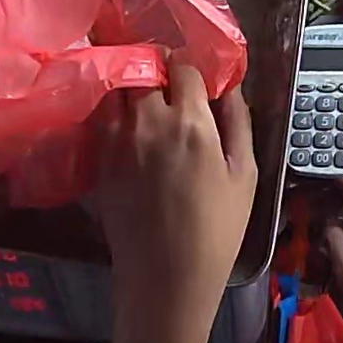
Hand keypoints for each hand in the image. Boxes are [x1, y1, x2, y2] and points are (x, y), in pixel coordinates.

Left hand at [94, 63, 256, 319]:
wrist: (166, 276)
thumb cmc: (217, 229)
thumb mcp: (245, 174)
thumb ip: (238, 122)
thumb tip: (229, 86)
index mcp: (189, 121)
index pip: (182, 67)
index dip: (190, 67)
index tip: (195, 78)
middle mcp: (146, 121)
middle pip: (143, 68)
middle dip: (156, 68)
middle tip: (168, 84)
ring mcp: (116, 140)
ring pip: (115, 89)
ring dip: (130, 85)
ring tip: (144, 100)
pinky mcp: (98, 161)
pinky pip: (101, 119)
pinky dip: (113, 111)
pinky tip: (129, 128)